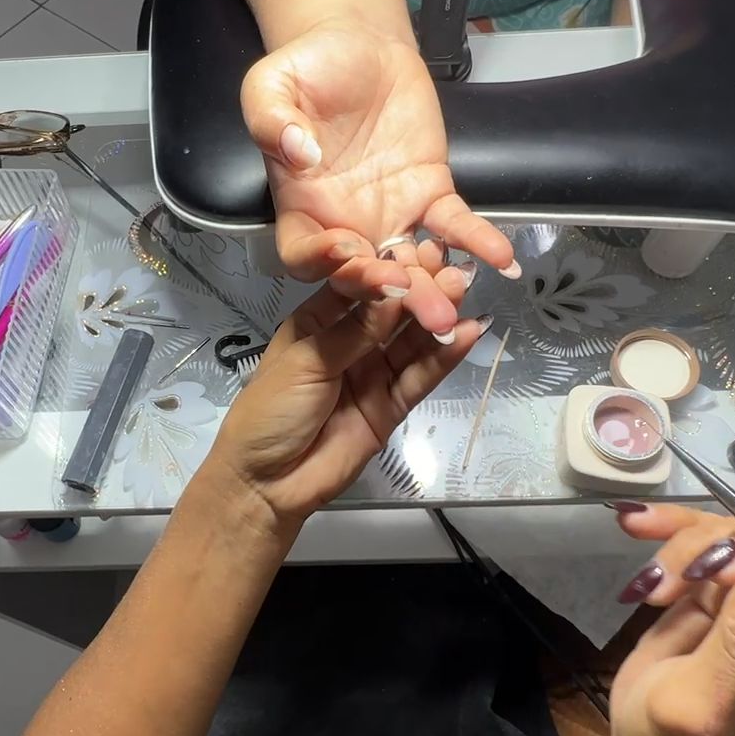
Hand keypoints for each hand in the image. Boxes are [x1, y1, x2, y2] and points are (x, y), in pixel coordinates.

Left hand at [203, 242, 482, 523]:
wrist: (267, 482)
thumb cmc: (271, 411)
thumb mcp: (306, 362)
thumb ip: (354, 330)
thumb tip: (396, 288)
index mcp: (317, 322)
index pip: (358, 288)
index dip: (386, 271)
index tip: (416, 253)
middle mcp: (348, 342)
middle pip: (390, 312)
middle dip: (419, 291)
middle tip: (452, 267)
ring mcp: (371, 374)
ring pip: (410, 342)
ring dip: (437, 318)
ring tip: (465, 292)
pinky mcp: (390, 406)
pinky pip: (419, 377)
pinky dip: (443, 358)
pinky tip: (468, 334)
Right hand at [240, 19, 516, 337]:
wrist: (358, 46)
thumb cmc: (309, 69)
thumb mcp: (270, 85)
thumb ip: (271, 121)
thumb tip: (300, 153)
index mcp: (302, 208)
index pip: (303, 253)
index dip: (320, 261)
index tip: (344, 250)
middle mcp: (346, 225)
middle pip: (361, 275)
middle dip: (384, 291)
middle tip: (407, 295)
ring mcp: (391, 216)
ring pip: (411, 265)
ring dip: (430, 288)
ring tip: (452, 306)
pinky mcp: (430, 195)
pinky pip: (454, 227)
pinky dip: (478, 242)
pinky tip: (502, 259)